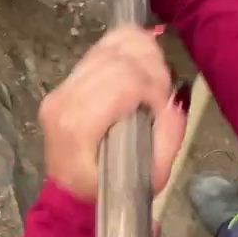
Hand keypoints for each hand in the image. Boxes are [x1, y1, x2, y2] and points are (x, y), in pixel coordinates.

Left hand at [40, 25, 187, 203]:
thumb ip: (166, 139)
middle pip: (118, 59)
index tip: (163, 106)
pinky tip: (142, 62)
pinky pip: (102, 47)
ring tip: (154, 79)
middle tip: (163, 93)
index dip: (154, 86)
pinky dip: (128, 47)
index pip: (124, 83)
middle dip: (152, 70)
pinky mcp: (66, 80)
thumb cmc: (109, 188)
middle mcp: (64, 101)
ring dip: (142, 55)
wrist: (73, 190)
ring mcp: (61, 88)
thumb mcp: (147, 179)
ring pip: (110, 46)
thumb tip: (175, 102)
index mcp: (77, 127)